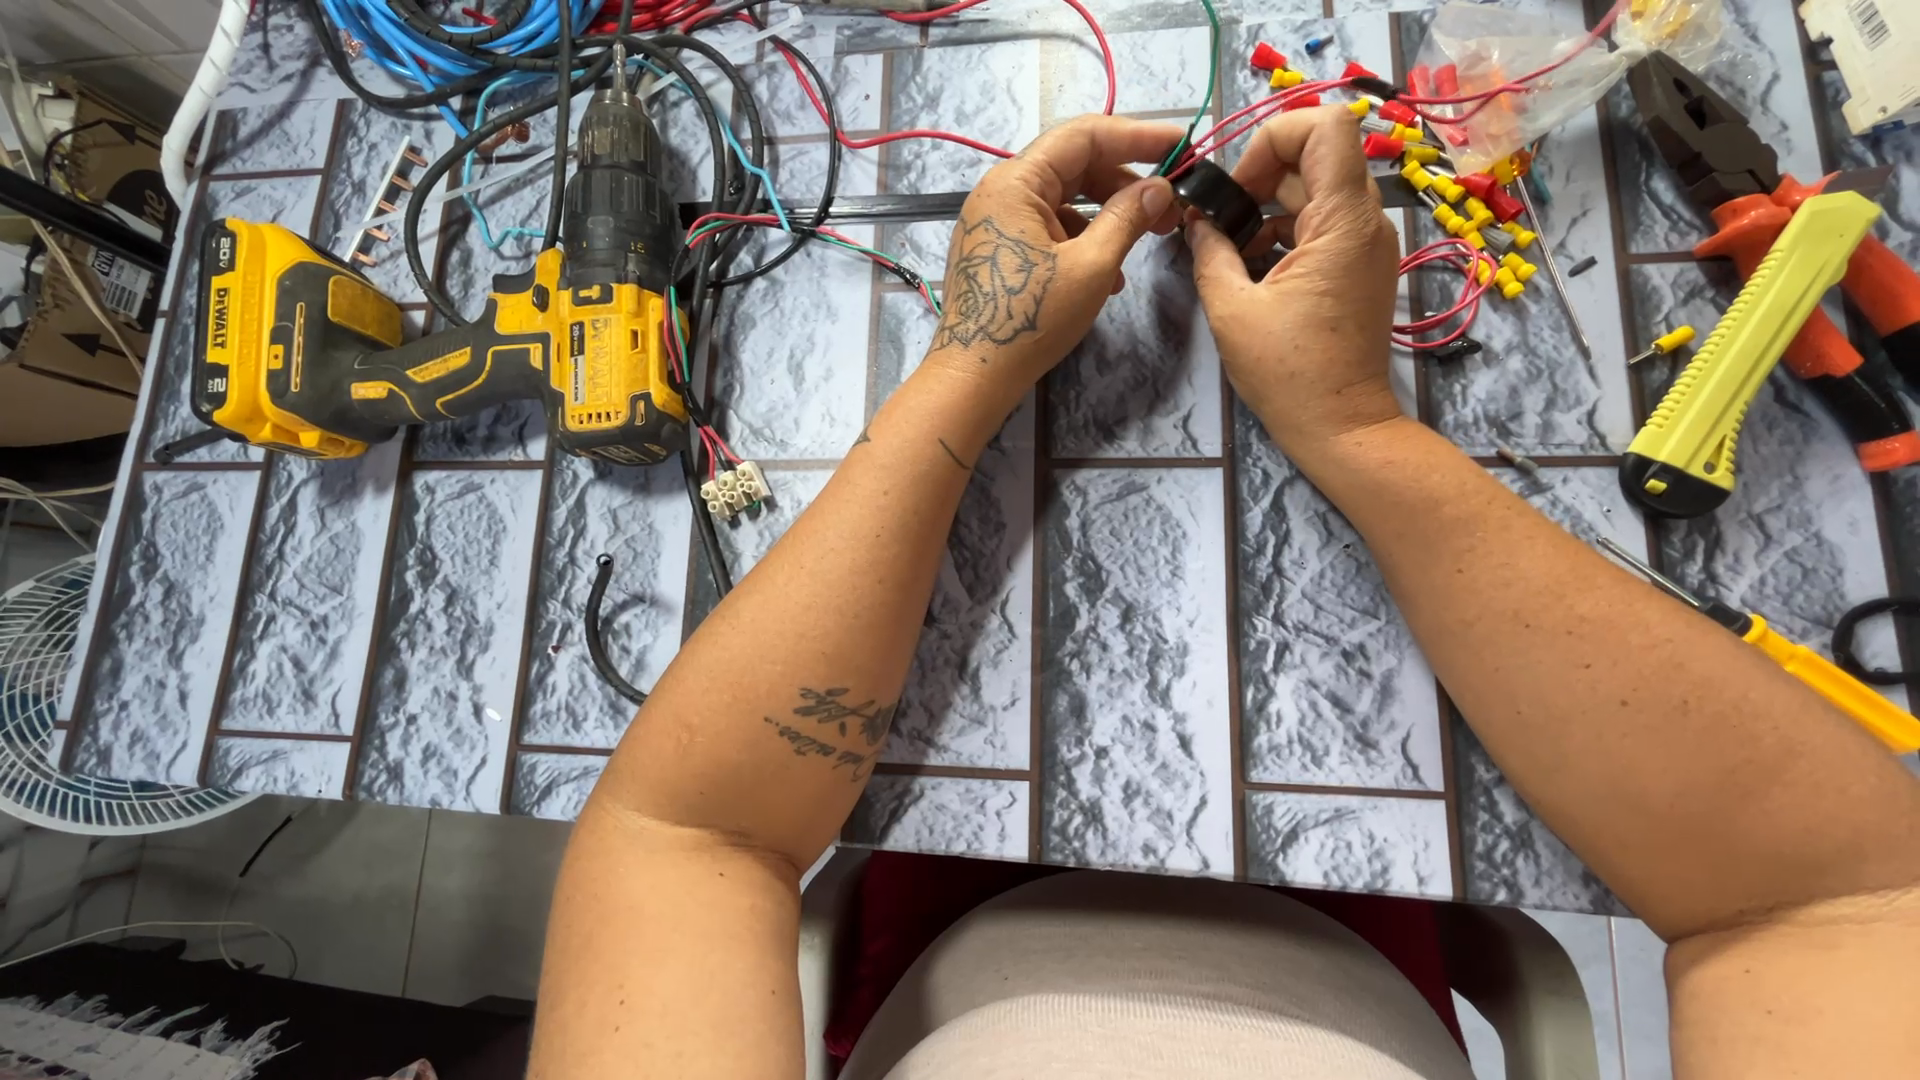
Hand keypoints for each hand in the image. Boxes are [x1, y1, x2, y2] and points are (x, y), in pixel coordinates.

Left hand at [924, 115, 1183, 408]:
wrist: (975, 376)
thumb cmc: (1030, 320)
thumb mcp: (1090, 267)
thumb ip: (1127, 219)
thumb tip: (1159, 187)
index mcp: (1015, 183)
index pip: (1083, 136)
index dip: (1137, 136)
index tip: (1180, 146)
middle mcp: (1000, 193)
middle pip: (1074, 167)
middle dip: (1125, 185)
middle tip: (1168, 208)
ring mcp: (996, 224)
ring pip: (1064, 203)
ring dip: (1107, 219)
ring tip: (1142, 246)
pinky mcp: (998, 254)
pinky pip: (1048, 232)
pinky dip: (1082, 244)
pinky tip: (1108, 276)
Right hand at [1186, 107, 1402, 454]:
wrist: (1339, 422)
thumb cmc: (1286, 372)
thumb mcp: (1231, 310)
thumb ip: (1210, 254)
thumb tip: (1198, 223)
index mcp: (1342, 223)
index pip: (1326, 124)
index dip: (1274, 137)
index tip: (1238, 186)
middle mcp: (1366, 222)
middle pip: (1315, 157)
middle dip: (1259, 177)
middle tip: (1219, 222)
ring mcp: (1368, 245)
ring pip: (1316, 192)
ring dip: (1267, 208)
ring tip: (1228, 250)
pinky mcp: (1360, 267)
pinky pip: (1322, 225)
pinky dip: (1283, 232)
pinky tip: (1251, 268)